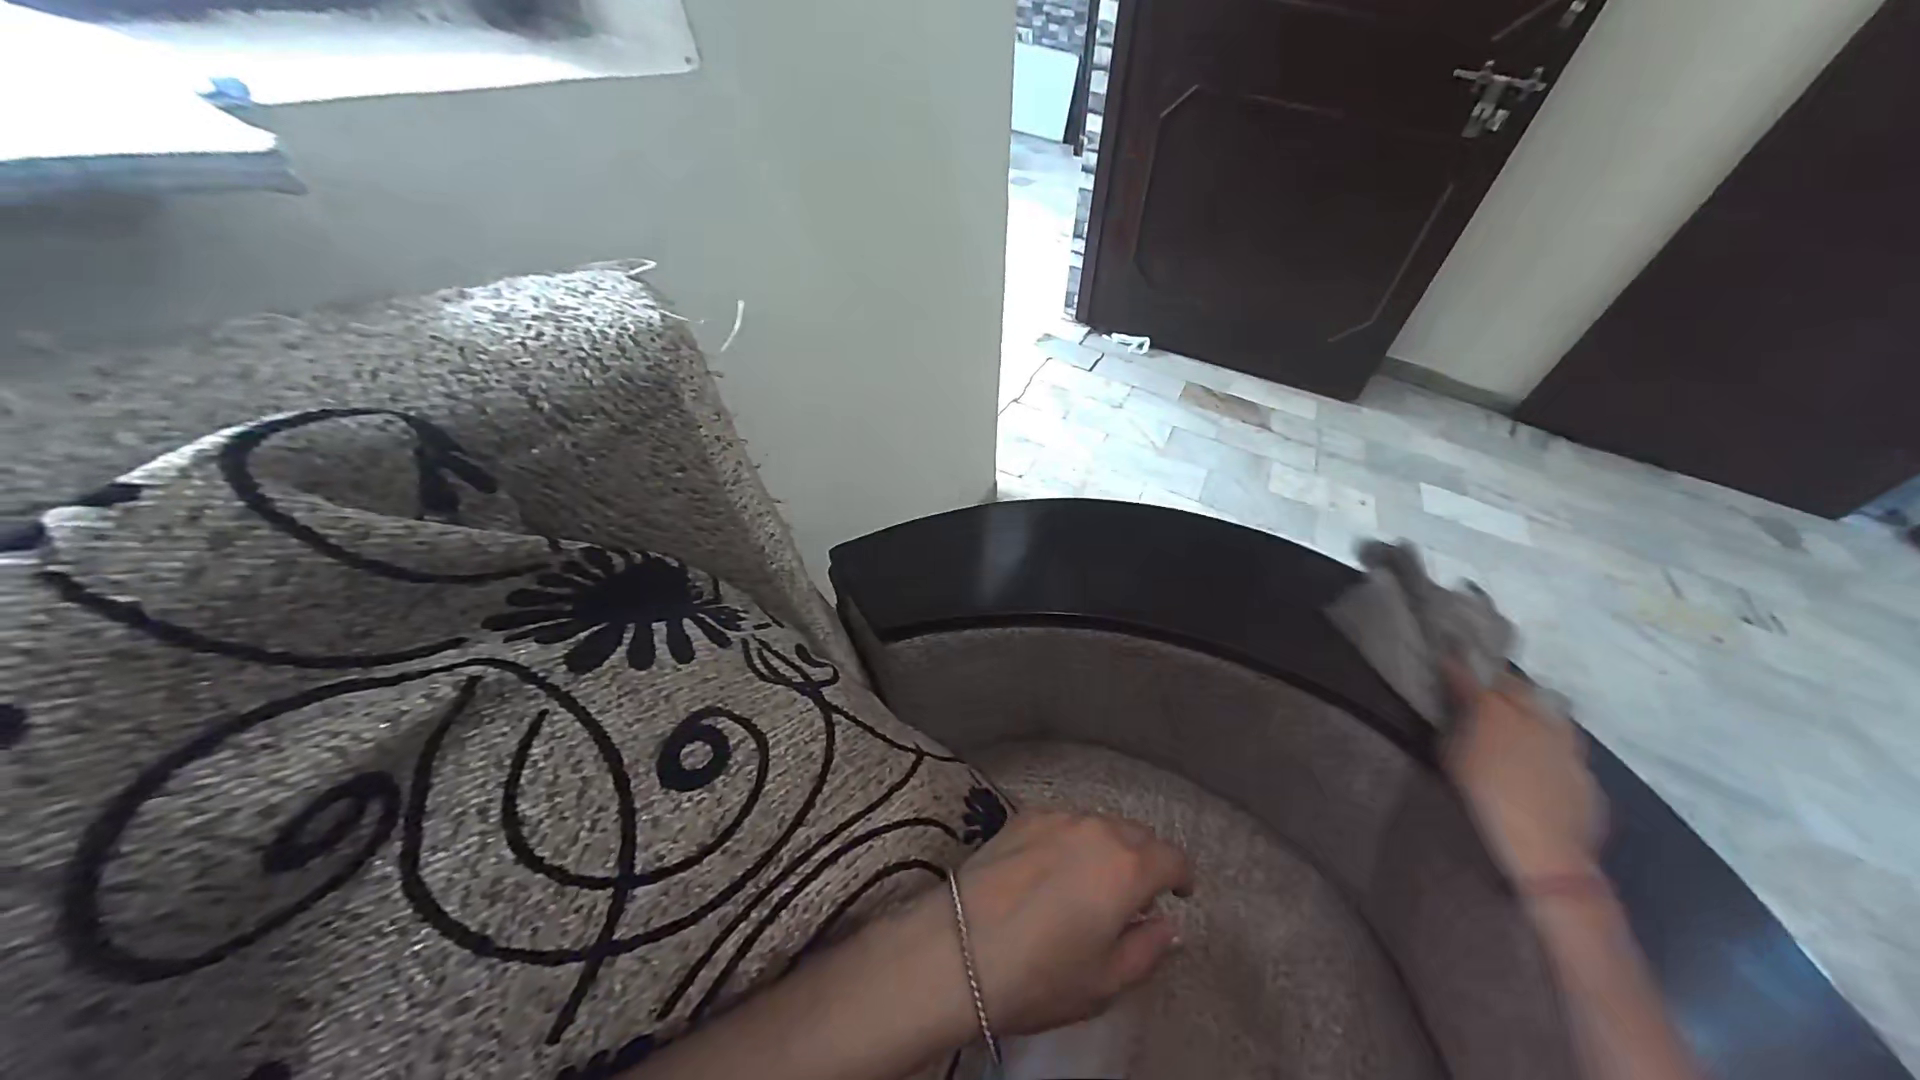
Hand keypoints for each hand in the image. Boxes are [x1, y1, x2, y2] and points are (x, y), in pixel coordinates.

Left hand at [938, 810, 1193, 1035]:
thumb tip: (1167, 924)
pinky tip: (1053, 867)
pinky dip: (1071, 839)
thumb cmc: (1041, 975)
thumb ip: (1149, 948)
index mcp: (1127, 867)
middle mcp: (1096, 829)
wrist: (958, 949)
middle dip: (1146, 860)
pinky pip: (1062, 822)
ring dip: (1107, 847)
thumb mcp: (1107, 982)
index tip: (1179, 894)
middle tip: (1135, 893)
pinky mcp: (1022, 816)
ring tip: (1091, 879)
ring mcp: (1056, 817)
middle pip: (1137, 835)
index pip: (1172, 857)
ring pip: (1098, 824)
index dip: (1182, 877)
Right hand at [1443, 664, 1604, 884]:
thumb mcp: (1452, 760)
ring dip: (1528, 703)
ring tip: (1516, 710)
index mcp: (1494, 712)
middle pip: (1514, 685)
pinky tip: (1538, 750)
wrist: (1546, 847)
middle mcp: (1533, 717)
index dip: (1454, 666)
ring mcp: (1565, 741)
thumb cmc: (1483, 801)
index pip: (1468, 678)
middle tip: (1480, 683)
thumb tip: (1458, 712)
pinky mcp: (1583, 766)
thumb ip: (1457, 728)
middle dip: (1496, 680)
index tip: (1445, 658)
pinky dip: (1547, 735)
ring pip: (1546, 708)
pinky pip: (1562, 740)